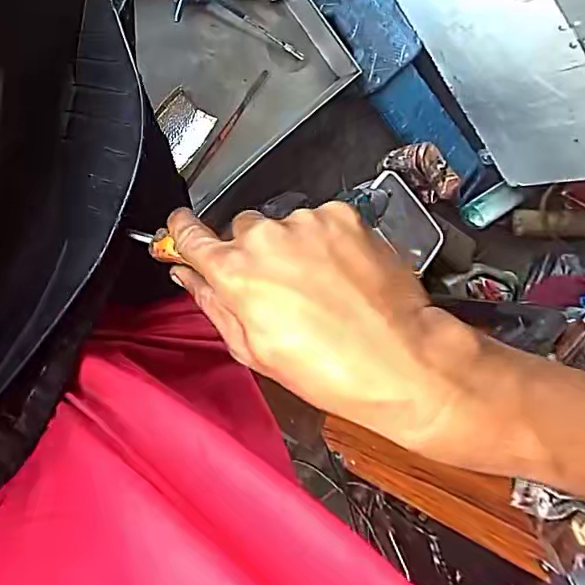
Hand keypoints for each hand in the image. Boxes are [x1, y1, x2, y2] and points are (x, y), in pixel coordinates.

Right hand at [163, 205, 507, 466]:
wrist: (403, 360)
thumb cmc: (331, 368)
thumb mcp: (254, 349)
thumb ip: (213, 303)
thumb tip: (189, 277)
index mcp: (235, 273)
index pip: (189, 233)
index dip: (182, 230)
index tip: (182, 227)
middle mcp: (265, 238)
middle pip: (242, 231)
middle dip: (254, 253)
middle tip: (280, 287)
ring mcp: (305, 223)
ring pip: (283, 226)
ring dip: (293, 248)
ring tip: (321, 286)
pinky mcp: (341, 216)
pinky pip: (319, 221)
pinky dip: (326, 241)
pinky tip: (341, 274)